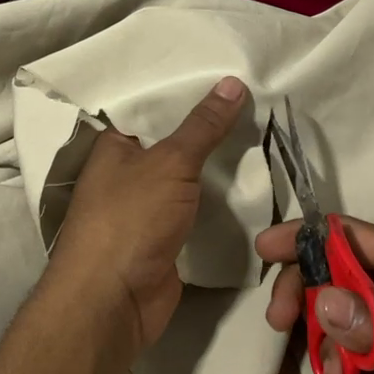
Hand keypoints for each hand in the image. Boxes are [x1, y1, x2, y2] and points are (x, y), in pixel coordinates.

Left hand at [47, 76, 249, 353]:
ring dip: (216, 162)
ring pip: (187, 174)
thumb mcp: (170, 162)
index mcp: (114, 145)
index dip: (185, 89)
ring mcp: (146, 207)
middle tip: (253, 97)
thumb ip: (203, 126)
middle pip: (173, 139)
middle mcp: (126, 172)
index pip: (152, 105)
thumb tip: (233, 82)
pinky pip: (196, 207)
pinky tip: (250, 178)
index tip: (225, 70)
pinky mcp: (165, 238)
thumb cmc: (129, 219)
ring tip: (260, 128)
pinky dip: (218, 196)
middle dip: (208, 125)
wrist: (113, 304)